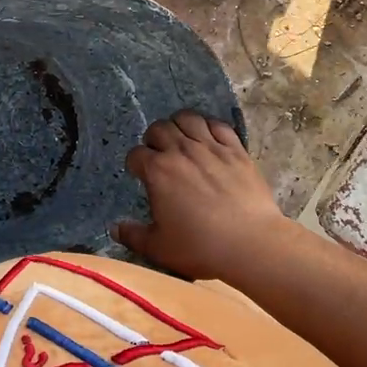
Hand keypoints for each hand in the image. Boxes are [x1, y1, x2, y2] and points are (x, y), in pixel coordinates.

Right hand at [114, 111, 291, 279]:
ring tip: (182, 139)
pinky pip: (218, 125)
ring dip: (179, 125)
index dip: (135, 164)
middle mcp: (180, 151)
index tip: (139, 174)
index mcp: (158, 171)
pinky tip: (209, 138)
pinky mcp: (235, 149)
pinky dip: (209, 127)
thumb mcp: (160, 248)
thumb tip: (114, 228)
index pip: (136, 155)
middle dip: (154, 139)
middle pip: (159, 128)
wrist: (252, 244)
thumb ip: (133, 235)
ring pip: (187, 119)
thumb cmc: (201, 246)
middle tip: (159, 154)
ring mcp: (210, 147)